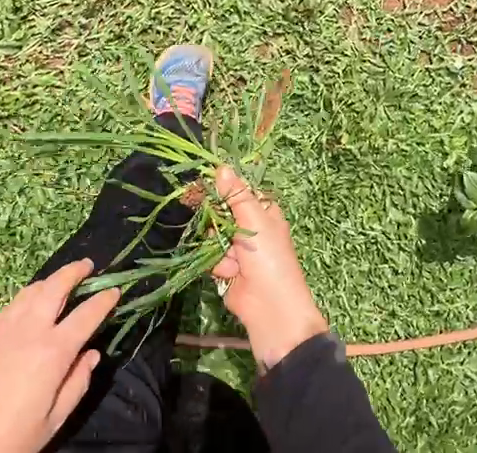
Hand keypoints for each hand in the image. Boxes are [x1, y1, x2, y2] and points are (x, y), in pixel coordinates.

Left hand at [0, 259, 118, 452]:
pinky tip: (27, 307)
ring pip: (30, 291)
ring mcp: (2, 331)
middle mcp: (29, 332)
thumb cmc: (9, 442)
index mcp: (53, 352)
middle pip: (56, 287)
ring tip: (59, 281)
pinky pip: (9, 307)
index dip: (105, 300)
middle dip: (75, 272)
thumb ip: (77, 384)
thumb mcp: (53, 421)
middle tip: (88, 267)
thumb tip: (91, 354)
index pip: (87, 314)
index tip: (116, 291)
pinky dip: (25, 299)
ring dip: (49, 281)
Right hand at [210, 166, 329, 368]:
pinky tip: (228, 274)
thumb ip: (235, 195)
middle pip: (223, 213)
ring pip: (214, 236)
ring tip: (232, 260)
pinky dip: (217, 265)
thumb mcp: (254, 221)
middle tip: (220, 227)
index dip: (223, 190)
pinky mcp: (227, 269)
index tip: (205, 185)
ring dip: (218, 247)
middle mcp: (252, 227)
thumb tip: (221, 167)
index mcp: (265, 211)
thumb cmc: (269, 259)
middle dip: (217, 222)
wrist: (271, 309)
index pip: (239, 192)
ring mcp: (239, 250)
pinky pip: (211, 258)